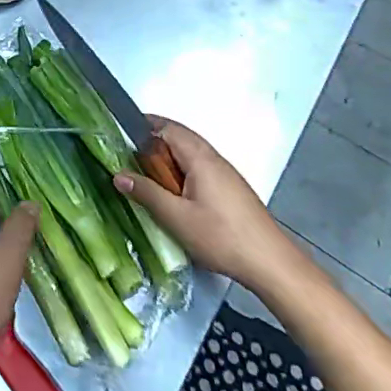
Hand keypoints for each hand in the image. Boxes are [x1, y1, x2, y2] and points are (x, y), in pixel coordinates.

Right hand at [114, 115, 301, 291]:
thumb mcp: (176, 218)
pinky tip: (173, 193)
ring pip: (191, 154)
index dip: (144, 126)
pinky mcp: (231, 190)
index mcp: (200, 158)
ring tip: (146, 175)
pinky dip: (181, 171)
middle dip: (153, 142)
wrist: (272, 264)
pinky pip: (200, 168)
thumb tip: (118, 175)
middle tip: (127, 156)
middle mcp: (215, 159)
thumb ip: (147, 193)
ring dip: (167, 158)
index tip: (120, 133)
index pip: (168, 128)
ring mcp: (226, 174)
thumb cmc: (222, 237)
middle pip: (180, 137)